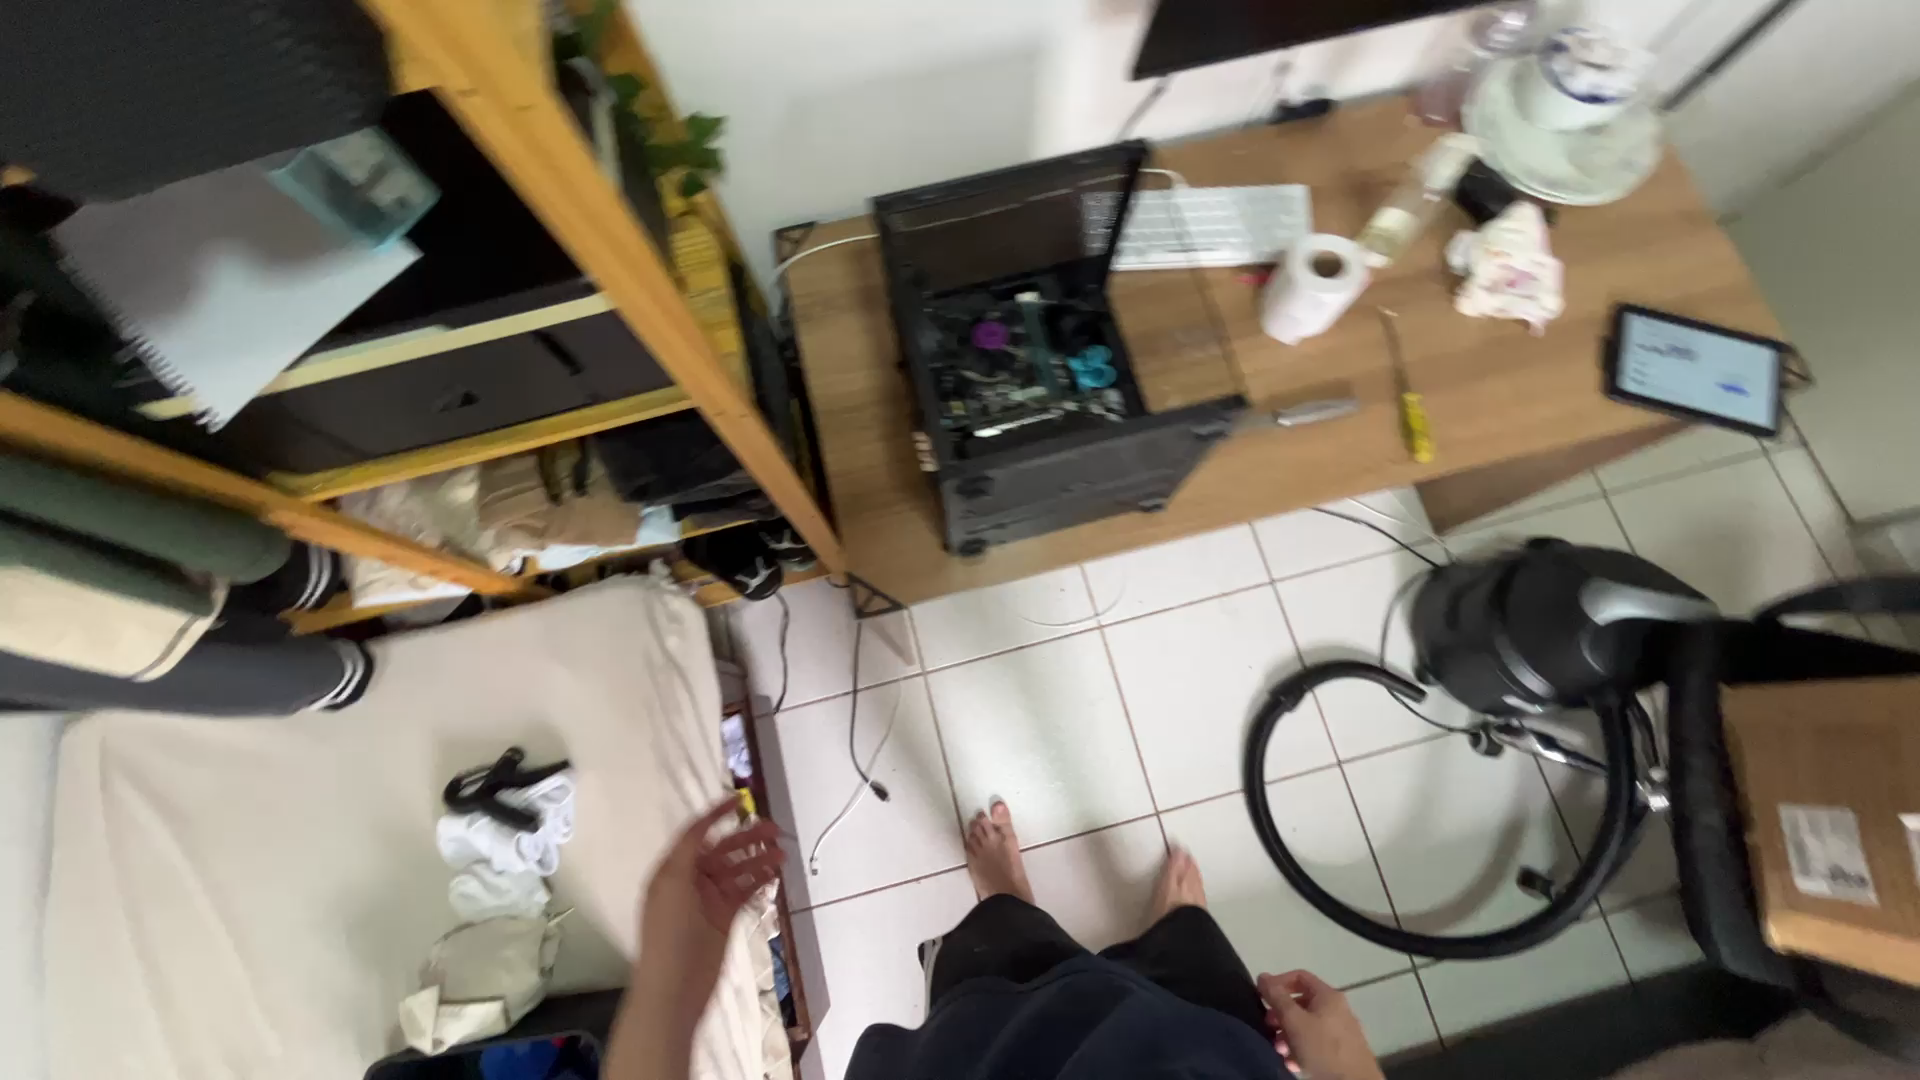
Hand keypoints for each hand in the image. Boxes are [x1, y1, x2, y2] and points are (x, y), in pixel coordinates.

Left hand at [636, 798, 783, 1027]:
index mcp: (673, 870)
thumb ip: (688, 850)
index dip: (717, 814)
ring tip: (782, 854)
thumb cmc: (668, 933)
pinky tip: (776, 874)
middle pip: (723, 849)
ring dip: (759, 859)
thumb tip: (704, 823)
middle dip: (748, 838)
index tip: (740, 799)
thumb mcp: (672, 885)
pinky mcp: (725, 916)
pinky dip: (760, 880)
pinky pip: (746, 890)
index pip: (696, 833)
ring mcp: (710, 899)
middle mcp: (691, 880)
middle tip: (775, 830)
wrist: (674, 989)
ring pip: (738, 869)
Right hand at [1258, 969, 1383, 1079]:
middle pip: (1302, 1003)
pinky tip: (1292, 1063)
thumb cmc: (1323, 1049)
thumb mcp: (1294, 1020)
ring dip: (1288, 1035)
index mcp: (1329, 996)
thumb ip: (1276, 996)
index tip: (1263, 997)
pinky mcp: (1344, 1054)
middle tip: (1269, 1026)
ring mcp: (1342, 1033)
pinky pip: (1317, 1044)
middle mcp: (1338, 1010)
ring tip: (1279, 1049)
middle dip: (1281, 1014)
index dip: (1278, 982)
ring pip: (1308, 1026)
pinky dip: (1302, 1049)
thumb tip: (1262, 976)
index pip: (1299, 976)